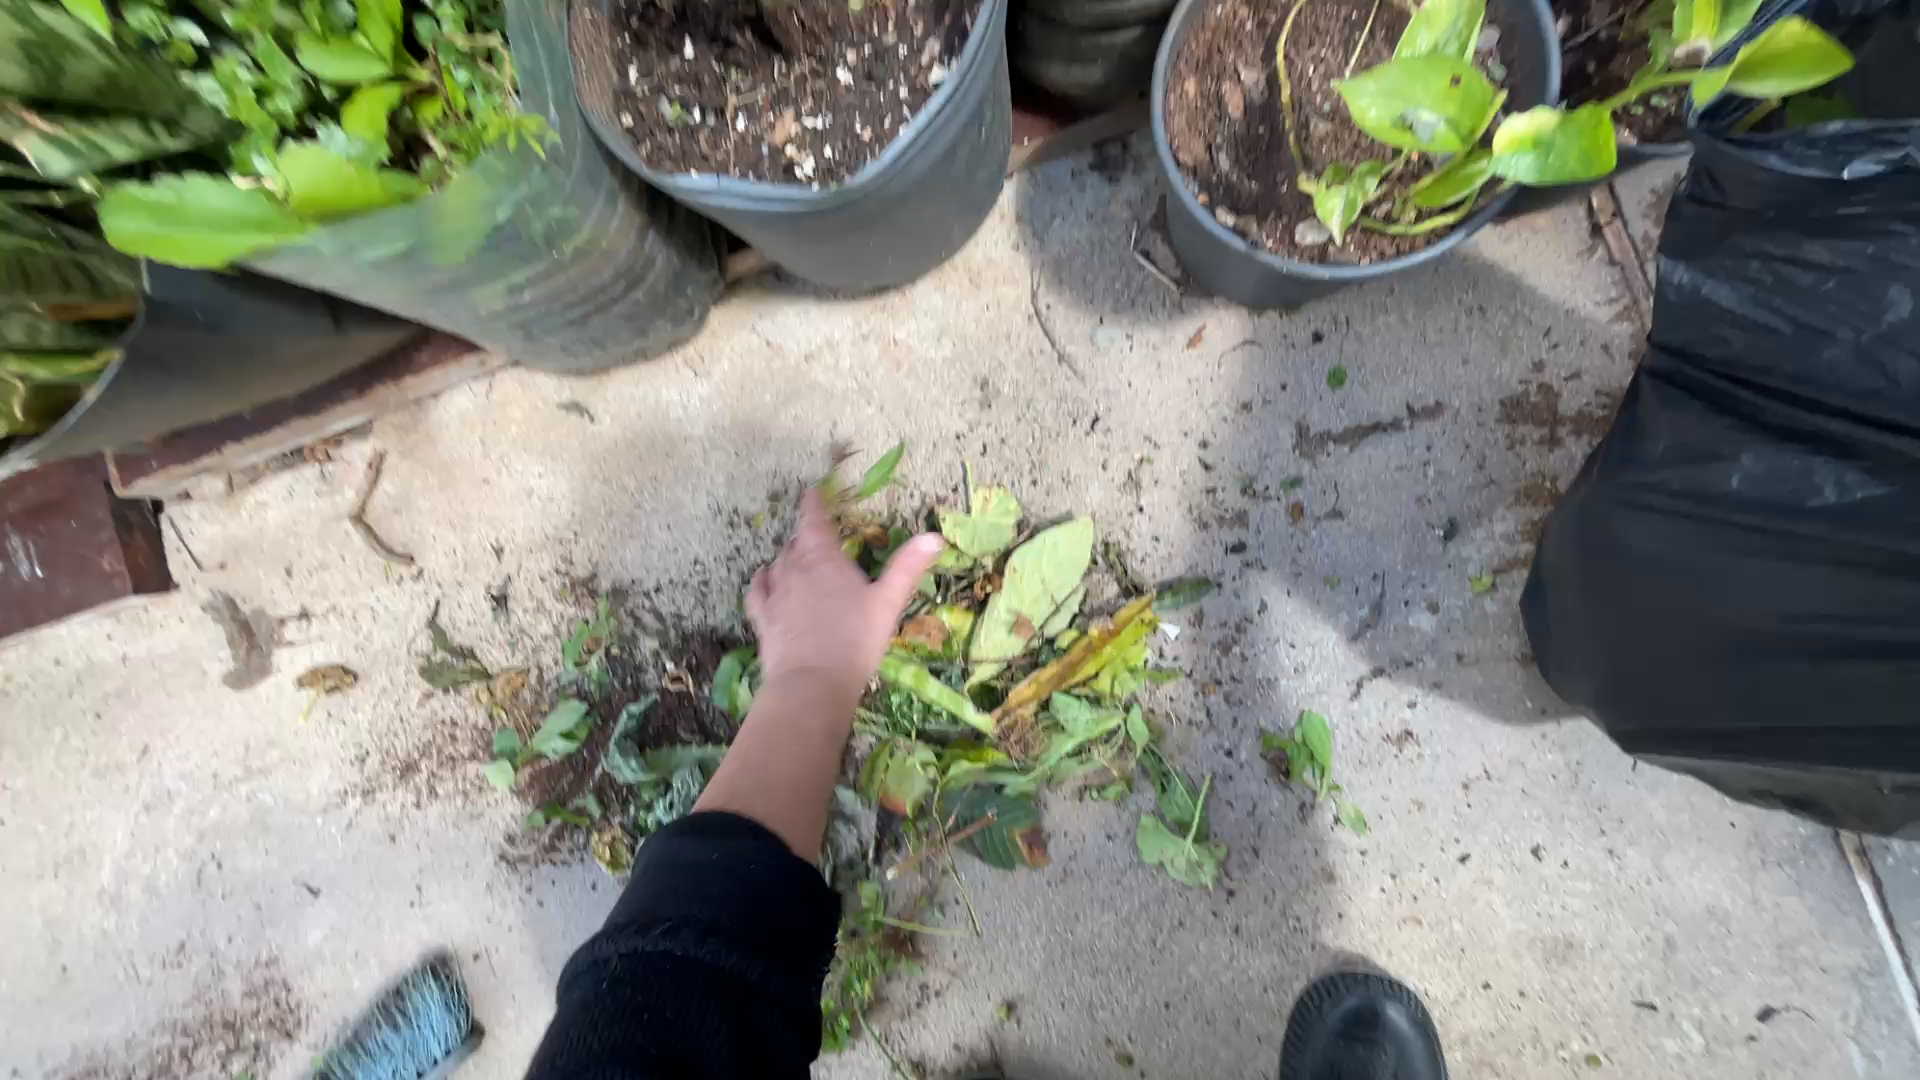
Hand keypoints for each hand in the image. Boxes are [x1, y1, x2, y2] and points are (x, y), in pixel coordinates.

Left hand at [746, 488, 944, 704]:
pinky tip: (766, 580)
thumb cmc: (856, 640)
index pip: (814, 519)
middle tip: (820, 537)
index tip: (812, 491)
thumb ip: (908, 567)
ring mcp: (775, 593)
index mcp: (824, 558)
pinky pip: (757, 589)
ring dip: (788, 557)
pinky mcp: (762, 618)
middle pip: (796, 541)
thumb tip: (934, 536)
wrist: (812, 684)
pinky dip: (763, 579)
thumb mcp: (889, 602)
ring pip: (777, 563)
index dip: (813, 503)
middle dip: (807, 536)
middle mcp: (794, 568)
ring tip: (799, 560)